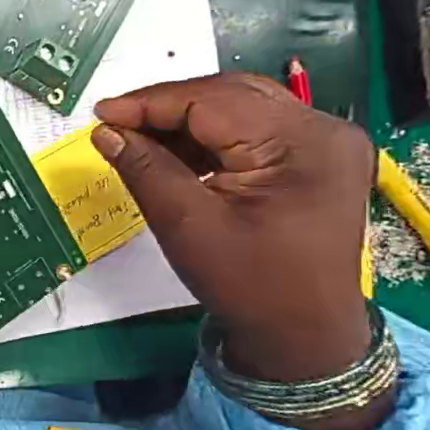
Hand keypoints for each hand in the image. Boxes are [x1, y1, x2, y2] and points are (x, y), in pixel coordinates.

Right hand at [91, 73, 376, 385]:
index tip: (102, 112)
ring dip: (188, 121)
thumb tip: (107, 132)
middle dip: (168, 106)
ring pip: (242, 109)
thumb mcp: (186, 225)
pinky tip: (177, 152)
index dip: (151, 103)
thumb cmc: (246, 285)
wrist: (300, 334)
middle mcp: (325, 129)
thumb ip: (146, 169)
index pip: (212, 100)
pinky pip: (256, 131)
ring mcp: (327, 141)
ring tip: (139, 138)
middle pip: (231, 95)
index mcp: (301, 143)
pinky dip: (212, 138)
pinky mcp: (318, 157)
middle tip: (116, 123)